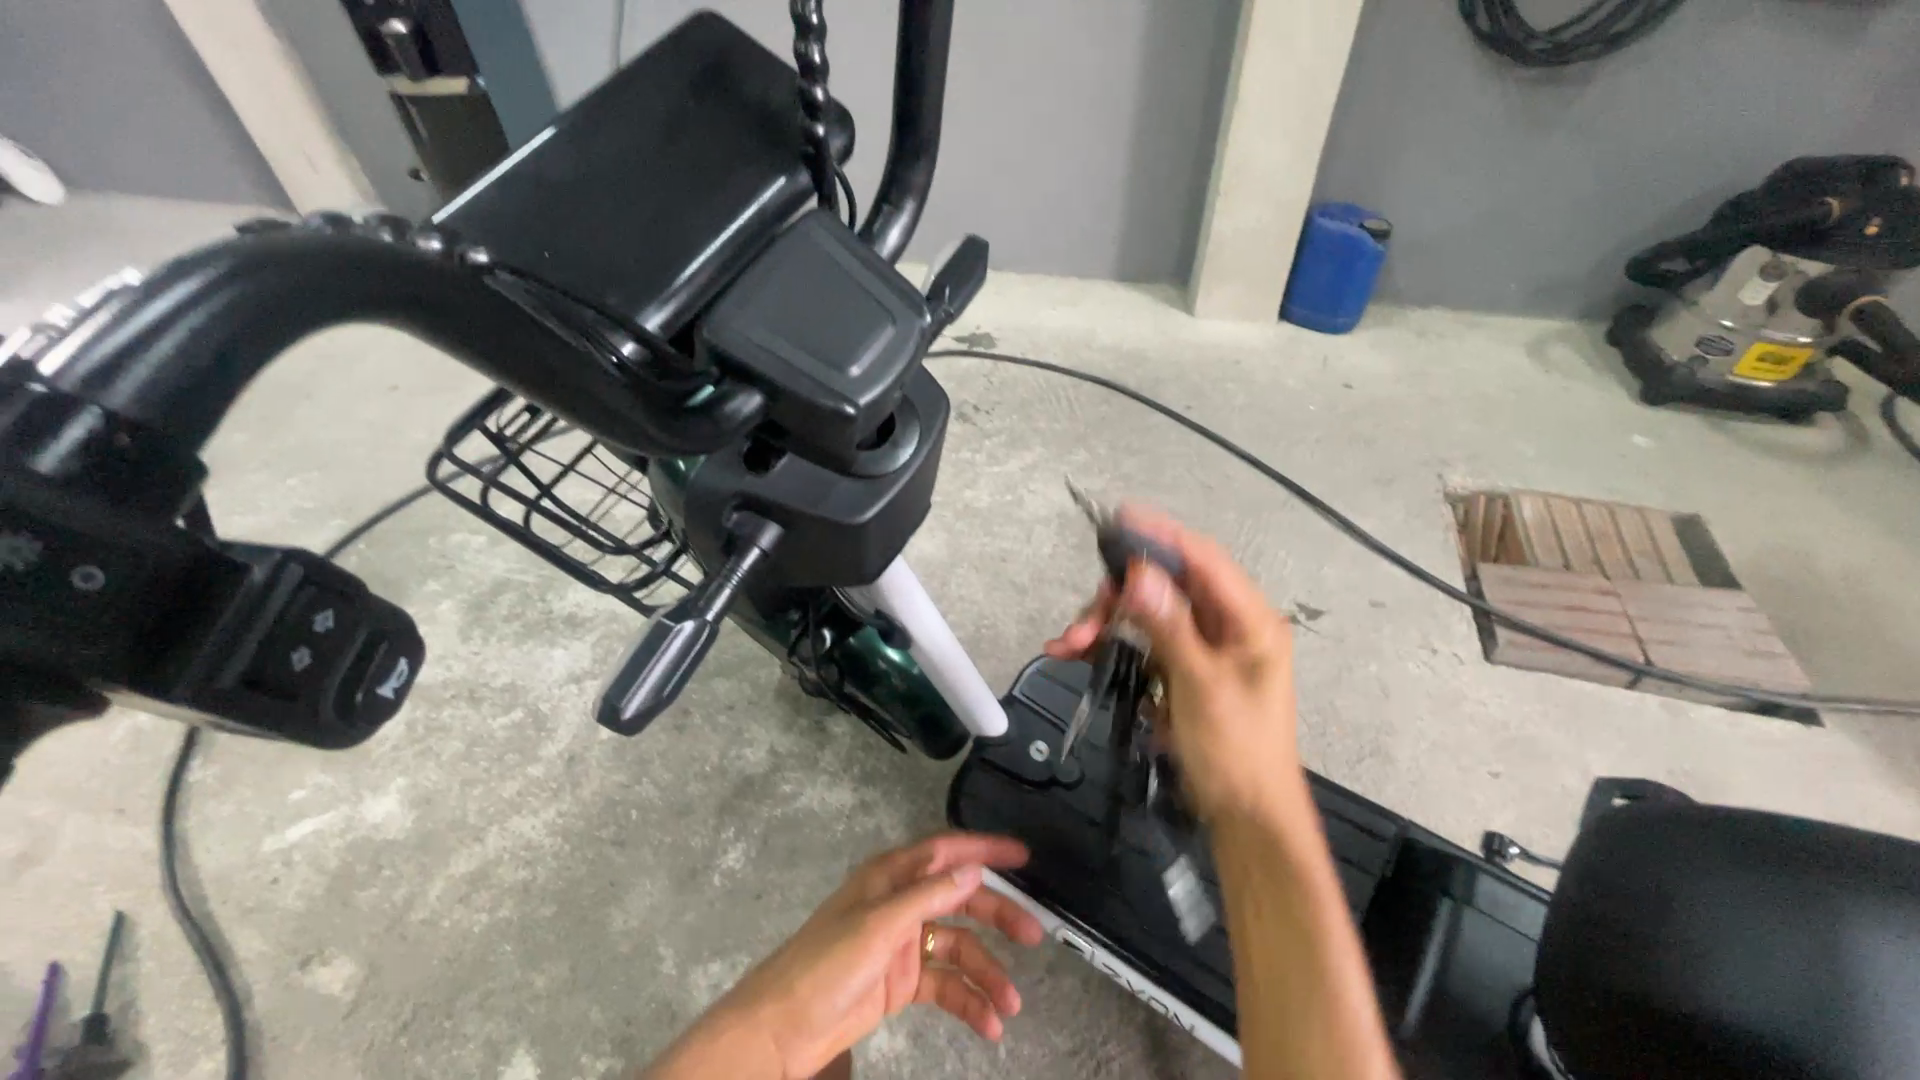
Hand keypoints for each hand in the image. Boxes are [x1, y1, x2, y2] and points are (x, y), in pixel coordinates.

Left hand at [706, 832, 1043, 1078]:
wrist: (783, 1025)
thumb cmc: (826, 963)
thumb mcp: (879, 925)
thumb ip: (928, 895)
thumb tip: (973, 870)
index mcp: (891, 877)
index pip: (946, 852)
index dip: (984, 848)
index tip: (1023, 856)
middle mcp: (902, 903)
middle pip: (961, 900)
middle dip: (998, 916)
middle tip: (1034, 935)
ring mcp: (904, 943)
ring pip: (958, 948)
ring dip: (987, 973)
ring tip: (1010, 1003)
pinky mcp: (903, 981)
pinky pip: (946, 984)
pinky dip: (968, 1001)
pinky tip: (988, 1023)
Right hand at [1045, 505, 1301, 823]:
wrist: (1245, 818)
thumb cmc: (1234, 752)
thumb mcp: (1200, 686)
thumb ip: (1168, 626)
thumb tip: (1137, 571)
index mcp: (1248, 620)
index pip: (1202, 559)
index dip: (1160, 536)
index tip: (1116, 519)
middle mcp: (1227, 624)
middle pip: (1167, 583)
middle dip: (1119, 593)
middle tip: (1085, 617)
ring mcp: (1204, 646)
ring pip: (1147, 611)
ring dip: (1106, 621)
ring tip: (1069, 644)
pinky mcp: (1183, 669)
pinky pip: (1143, 641)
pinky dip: (1111, 644)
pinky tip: (1076, 653)